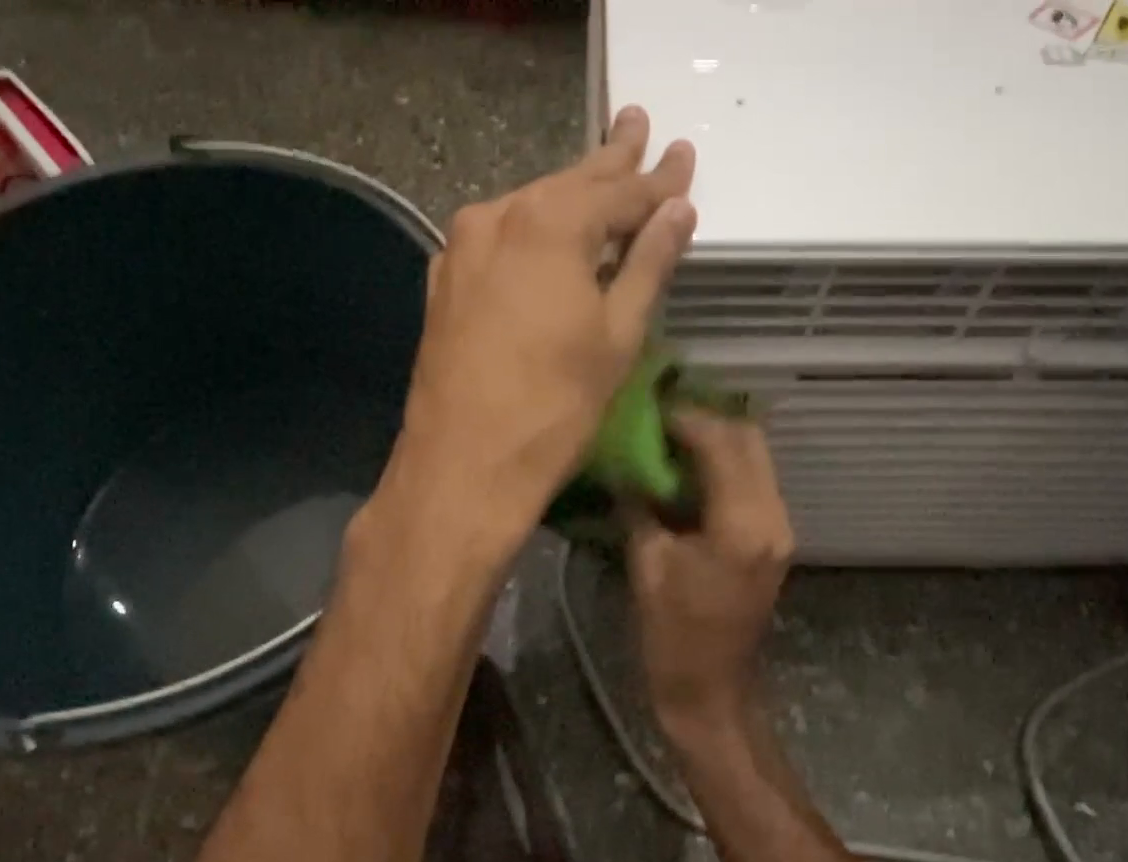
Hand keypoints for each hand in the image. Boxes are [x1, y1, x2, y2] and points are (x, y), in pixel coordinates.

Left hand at [375, 106, 697, 545]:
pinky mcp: (444, 284)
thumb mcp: (616, 337)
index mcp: (548, 223)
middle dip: (610, 163)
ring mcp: (461, 250)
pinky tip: (546, 232)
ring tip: (603, 176)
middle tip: (641, 129)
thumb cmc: (553, 408)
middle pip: (568, 186)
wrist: (462, 466)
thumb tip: (678, 213)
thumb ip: (647, 265)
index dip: (657, 181)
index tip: (683, 158)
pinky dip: (531, 231)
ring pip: (528, 209)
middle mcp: (497, 218)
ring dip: (568, 196)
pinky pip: (498, 240)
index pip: (618, 192)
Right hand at [628, 410, 793, 740]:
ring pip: (755, 457)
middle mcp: (772, 516)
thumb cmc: (672, 638)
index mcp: (741, 524)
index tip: (646, 407)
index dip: (682, 417)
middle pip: (748, 439)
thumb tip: (626, 462)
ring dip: (715, 440)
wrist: (712, 692)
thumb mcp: (646, 566)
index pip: (719, 442)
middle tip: (658, 418)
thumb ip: (640, 505)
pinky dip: (723, 466)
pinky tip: (685, 471)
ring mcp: (779, 528)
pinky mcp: (773, 539)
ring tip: (667, 438)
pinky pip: (752, 482)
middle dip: (704, 420)